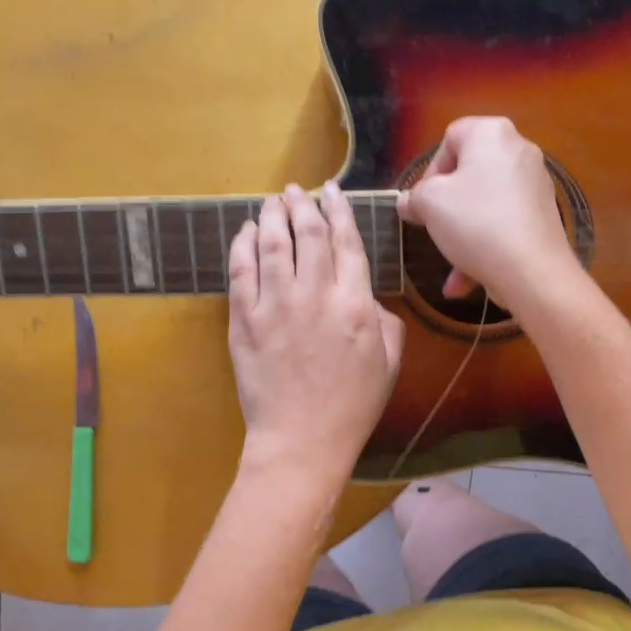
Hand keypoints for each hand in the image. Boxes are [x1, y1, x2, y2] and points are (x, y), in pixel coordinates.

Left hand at [228, 183, 404, 486]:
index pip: (347, 242)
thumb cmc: (353, 407)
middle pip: (309, 234)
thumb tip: (366, 297)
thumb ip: (385, 322)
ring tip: (273, 201)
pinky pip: (241, 270)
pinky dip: (244, 244)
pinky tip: (247, 232)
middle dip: (303, 205)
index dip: (339, 210)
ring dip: (273, 216)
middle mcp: (315, 294)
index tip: (332, 192)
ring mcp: (275, 305)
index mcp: (356, 304)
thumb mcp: (390, 364)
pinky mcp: (244, 320)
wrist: (302, 439)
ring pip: (273, 244)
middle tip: (298, 191)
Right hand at [397, 117, 580, 308]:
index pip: (451, 138)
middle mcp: (519, 151)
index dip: (430, 171)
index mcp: (492, 133)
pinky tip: (467, 283)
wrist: (532, 271)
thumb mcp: (431, 204)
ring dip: (463, 238)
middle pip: (470, 175)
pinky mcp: (544, 217)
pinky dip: (486, 248)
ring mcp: (536, 185)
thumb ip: (414, 198)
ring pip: (487, 207)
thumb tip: (407, 202)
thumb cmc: (476, 223)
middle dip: (448, 208)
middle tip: (434, 230)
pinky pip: (505, 226)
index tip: (422, 202)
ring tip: (451, 271)